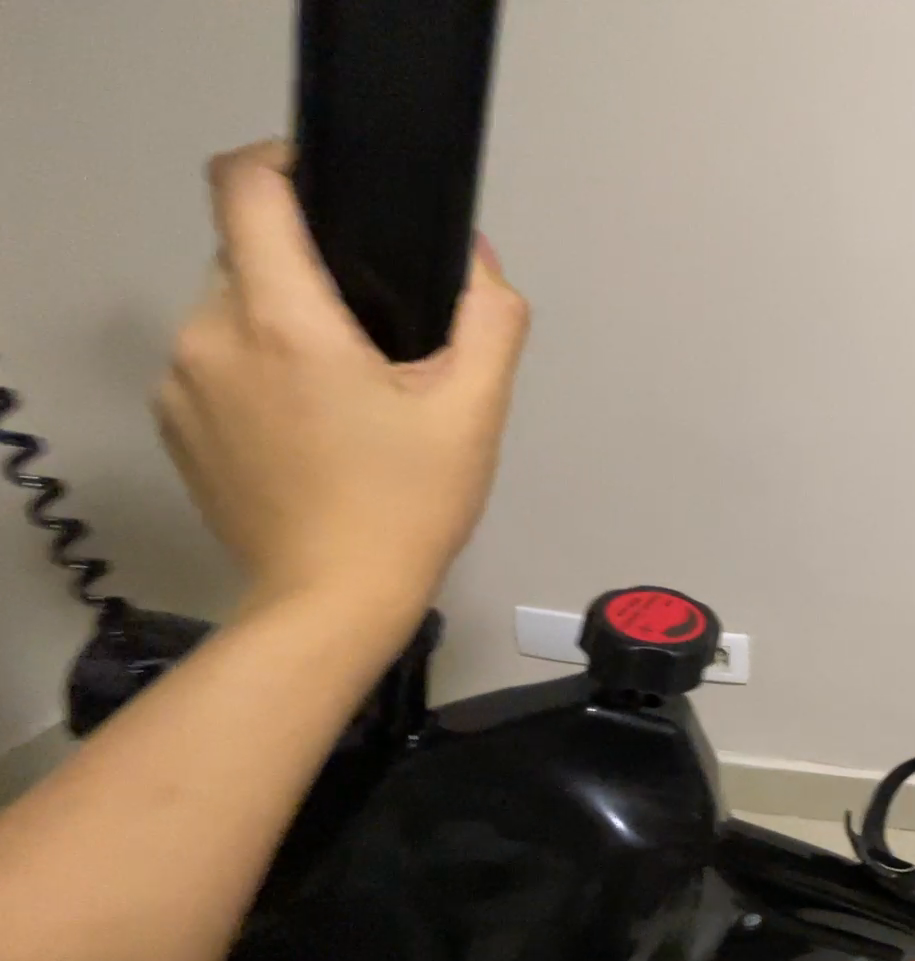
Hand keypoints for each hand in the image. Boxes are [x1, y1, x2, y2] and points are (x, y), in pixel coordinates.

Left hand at [158, 139, 529, 611]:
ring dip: (292, 324)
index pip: (246, 187)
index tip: (334, 185)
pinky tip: (317, 426)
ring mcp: (180, 382)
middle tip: (386, 339)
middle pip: (252, 255)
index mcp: (284, 322)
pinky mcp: (174, 423)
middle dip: (316, 274)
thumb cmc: (412, 501)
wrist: (336, 596)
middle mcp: (209, 335)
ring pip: (235, 310)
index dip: (285, 162)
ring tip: (356, 392)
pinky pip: (217, 360)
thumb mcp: (477, 409)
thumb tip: (478, 261)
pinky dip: (264, 367)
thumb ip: (491, 319)